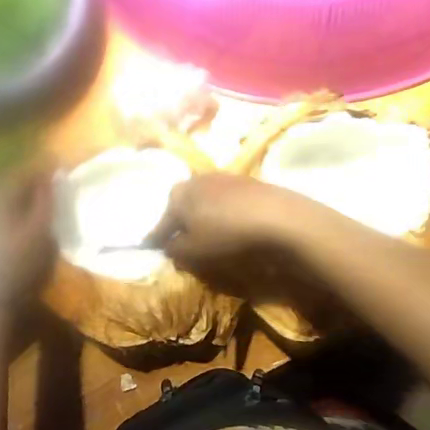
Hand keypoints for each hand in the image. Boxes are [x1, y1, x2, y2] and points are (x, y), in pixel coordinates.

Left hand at [0, 168, 55, 303]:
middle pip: (14, 183)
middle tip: (59, 185)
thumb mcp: (41, 229)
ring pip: (9, 198)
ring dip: (28, 197)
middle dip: (36, 182)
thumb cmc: (21, 263)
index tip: (64, 167)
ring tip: (49, 202)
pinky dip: (19, 210)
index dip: (45, 169)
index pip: (24, 172)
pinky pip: (3, 211)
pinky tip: (31, 219)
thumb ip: (47, 198)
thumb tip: (54, 171)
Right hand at [149, 174, 318, 265]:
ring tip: (208, 234)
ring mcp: (224, 178)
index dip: (156, 239)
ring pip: (204, 201)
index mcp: (178, 195)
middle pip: (181, 206)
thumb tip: (169, 246)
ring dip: (203, 216)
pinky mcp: (248, 182)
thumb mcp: (193, 251)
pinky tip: (232, 225)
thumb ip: (175, 250)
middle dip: (179, 223)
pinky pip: (226, 201)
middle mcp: (197, 180)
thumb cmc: (226, 235)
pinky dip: (224, 212)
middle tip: (181, 241)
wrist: (279, 217)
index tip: (150, 249)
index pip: (161, 223)